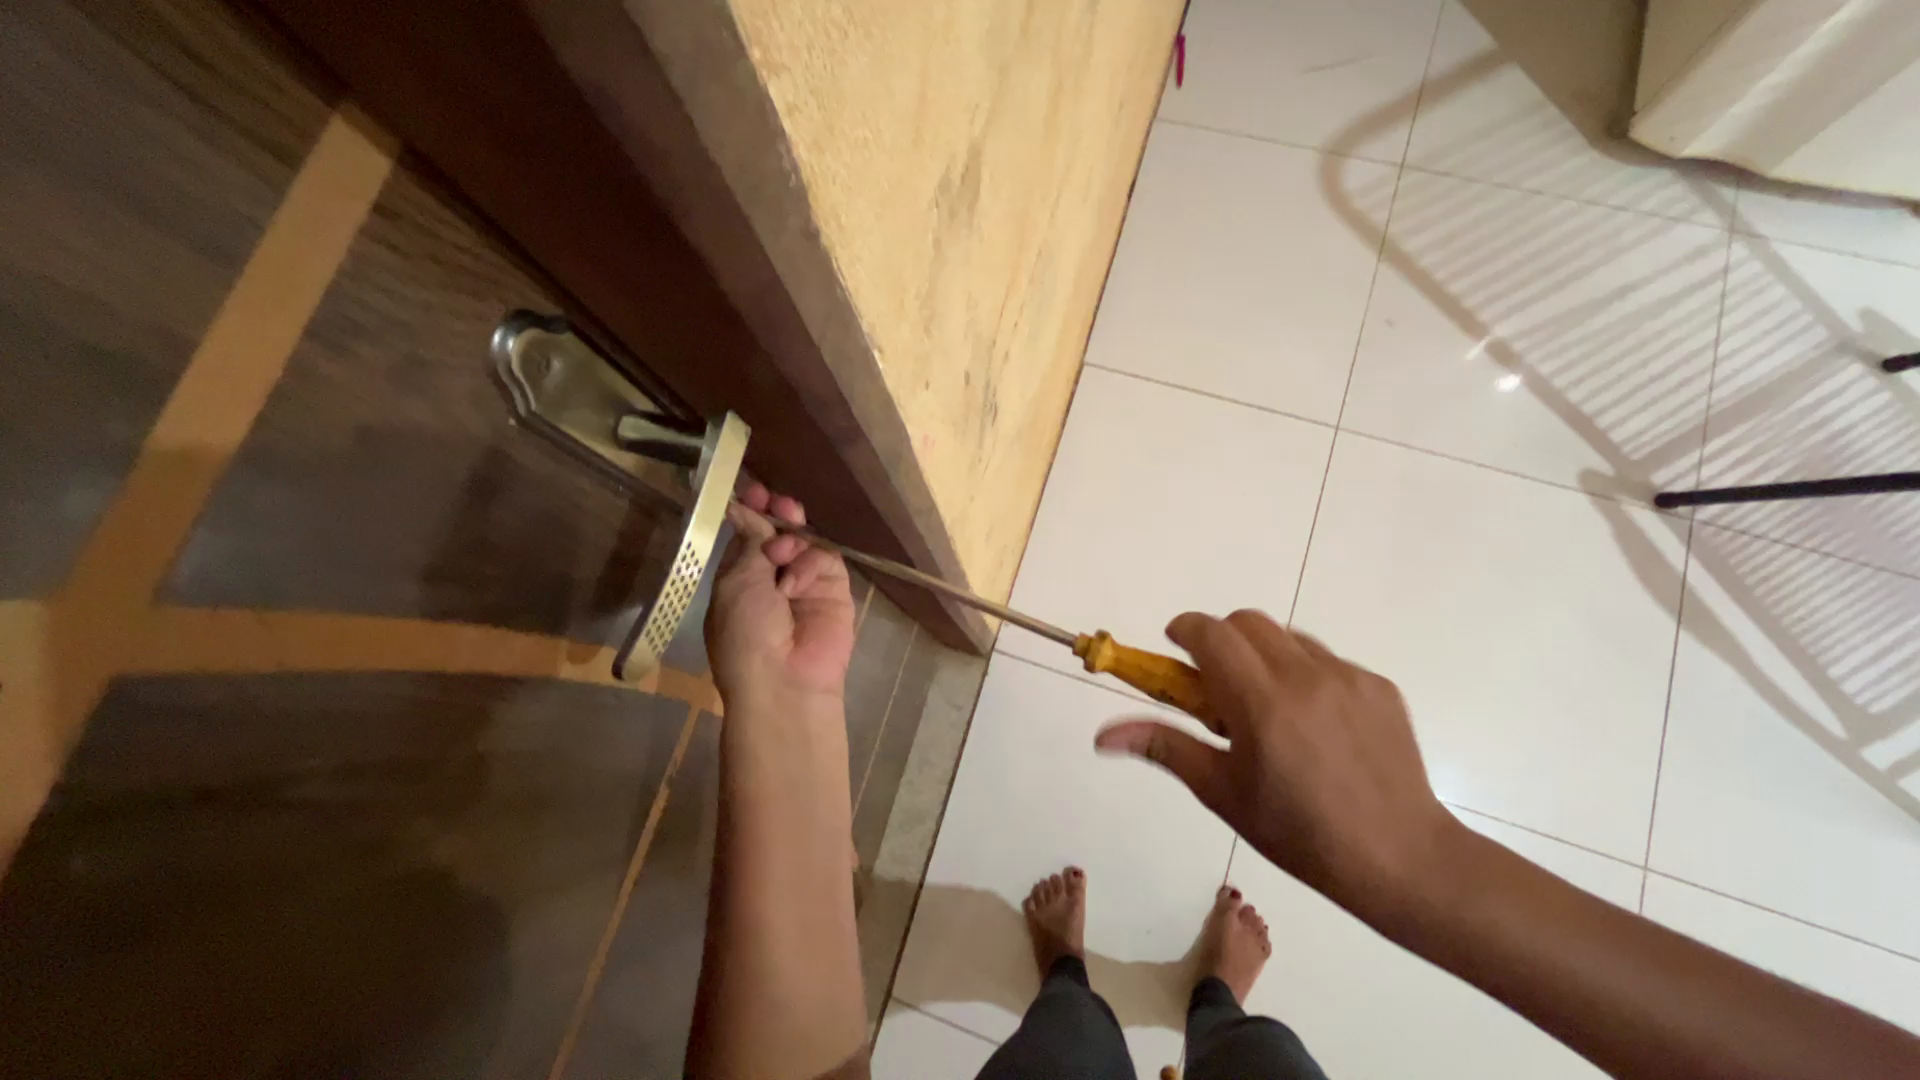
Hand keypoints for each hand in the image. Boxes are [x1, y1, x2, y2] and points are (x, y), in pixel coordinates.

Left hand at [705, 483, 856, 708]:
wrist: (784, 682)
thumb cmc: (745, 634)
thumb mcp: (737, 583)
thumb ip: (751, 541)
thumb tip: (744, 508)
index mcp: (740, 576)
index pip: (749, 532)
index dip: (753, 511)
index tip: (755, 493)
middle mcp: (773, 575)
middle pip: (781, 530)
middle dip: (779, 516)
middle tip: (780, 508)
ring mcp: (806, 582)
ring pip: (806, 540)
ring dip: (793, 539)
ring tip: (783, 554)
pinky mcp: (835, 590)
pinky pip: (827, 559)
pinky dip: (812, 563)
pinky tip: (796, 582)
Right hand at [1094, 610, 1459, 920]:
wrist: (1400, 858)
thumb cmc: (1297, 833)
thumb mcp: (1222, 793)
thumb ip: (1164, 746)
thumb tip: (1103, 734)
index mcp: (1260, 702)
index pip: (1210, 632)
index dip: (1184, 630)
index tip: (1175, 648)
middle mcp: (1305, 675)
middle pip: (1247, 621)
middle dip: (1220, 638)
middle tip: (1217, 685)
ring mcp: (1348, 677)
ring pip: (1288, 636)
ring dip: (1263, 654)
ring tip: (1268, 708)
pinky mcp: (1379, 686)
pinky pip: (1328, 660)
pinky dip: (1305, 675)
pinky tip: (1313, 725)